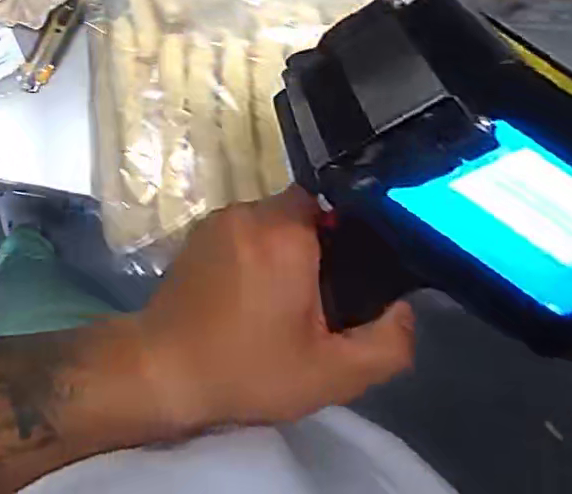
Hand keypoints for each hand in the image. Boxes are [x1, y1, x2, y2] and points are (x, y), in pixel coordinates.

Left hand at [130, 186, 414, 433]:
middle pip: (293, 211)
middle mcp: (247, 212)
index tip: (349, 266)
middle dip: (312, 244)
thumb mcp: (333, 372)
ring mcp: (215, 221)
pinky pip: (237, 231)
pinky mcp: (194, 236)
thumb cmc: (251, 367)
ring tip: (284, 298)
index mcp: (282, 232)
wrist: (167, 367)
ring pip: (264, 222)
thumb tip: (405, 310)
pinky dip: (250, 252)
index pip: (321, 199)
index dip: (340, 228)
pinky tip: (250, 293)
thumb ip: (386, 343)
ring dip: (278, 249)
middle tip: (321, 292)